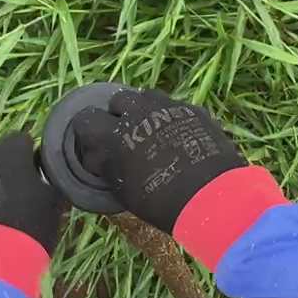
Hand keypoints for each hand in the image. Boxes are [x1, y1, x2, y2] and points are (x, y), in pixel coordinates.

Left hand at [0, 132, 64, 252]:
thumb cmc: (30, 226)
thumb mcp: (53, 200)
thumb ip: (49, 178)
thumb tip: (47, 172)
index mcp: (11, 151)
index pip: (23, 140)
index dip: (31, 155)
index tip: (38, 173)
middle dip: (10, 166)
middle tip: (23, 189)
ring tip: (4, 206)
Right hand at [68, 89, 246, 232]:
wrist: (210, 196)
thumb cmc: (159, 201)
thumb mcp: (123, 190)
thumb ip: (108, 167)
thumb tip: (99, 156)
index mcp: (115, 133)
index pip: (87, 118)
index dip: (88, 130)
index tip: (93, 141)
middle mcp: (139, 112)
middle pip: (119, 100)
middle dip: (118, 114)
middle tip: (125, 134)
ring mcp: (169, 108)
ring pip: (148, 97)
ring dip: (145, 110)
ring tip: (152, 130)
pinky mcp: (193, 110)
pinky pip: (175, 107)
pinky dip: (171, 118)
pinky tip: (177, 136)